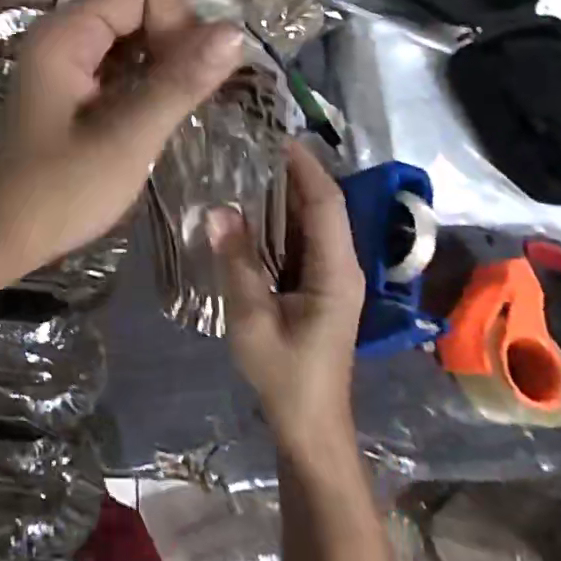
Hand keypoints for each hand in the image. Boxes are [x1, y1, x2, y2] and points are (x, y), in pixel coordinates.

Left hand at [0, 0, 243, 272]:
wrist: (1, 236)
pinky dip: (147, 70)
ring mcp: (64, 58)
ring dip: (163, 52)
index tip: (193, 74)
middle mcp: (61, 34)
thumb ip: (179, 83)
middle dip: (173, 32)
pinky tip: (158, 106)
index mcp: (66, 36)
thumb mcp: (129, 140)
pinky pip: (118, 55)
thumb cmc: (61, 193)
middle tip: (191, 85)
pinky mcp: (71, 83)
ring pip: (128, 27)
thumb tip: (235, 33)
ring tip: (181, 98)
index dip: (177, 20)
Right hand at [211, 141, 365, 450]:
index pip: (325, 203)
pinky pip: (305, 243)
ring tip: (248, 170)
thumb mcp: (252, 320)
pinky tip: (253, 215)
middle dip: (294, 175)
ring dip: (287, 197)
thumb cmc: (285, 375)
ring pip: (314, 224)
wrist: (311, 423)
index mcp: (335, 271)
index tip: (276, 138)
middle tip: (253, 148)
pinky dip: (282, 223)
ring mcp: (334, 277)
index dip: (305, 167)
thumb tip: (218, 211)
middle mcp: (342, 266)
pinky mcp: (321, 288)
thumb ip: (237, 264)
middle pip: (323, 207)